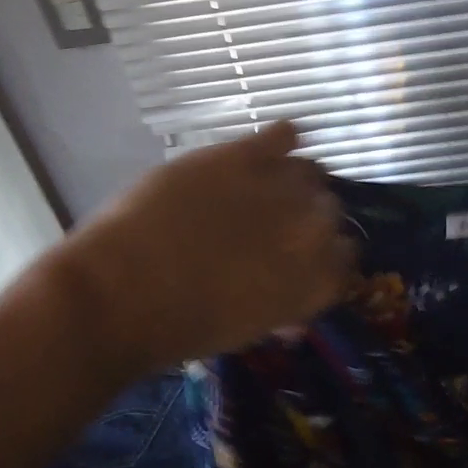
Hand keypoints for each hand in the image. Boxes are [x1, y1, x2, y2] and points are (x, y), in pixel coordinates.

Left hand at [53, 121, 353, 373]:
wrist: (121, 294)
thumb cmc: (179, 328)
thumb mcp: (246, 332)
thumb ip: (281, 312)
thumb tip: (292, 317)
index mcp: (316, 281)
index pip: (346, 257)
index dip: (324, 253)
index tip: (303, 254)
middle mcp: (313, 232)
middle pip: (330, 211)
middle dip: (307, 216)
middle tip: (275, 222)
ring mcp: (280, 190)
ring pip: (310, 172)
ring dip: (293, 180)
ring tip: (265, 186)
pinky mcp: (243, 156)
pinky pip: (283, 135)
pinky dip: (282, 138)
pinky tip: (270, 146)